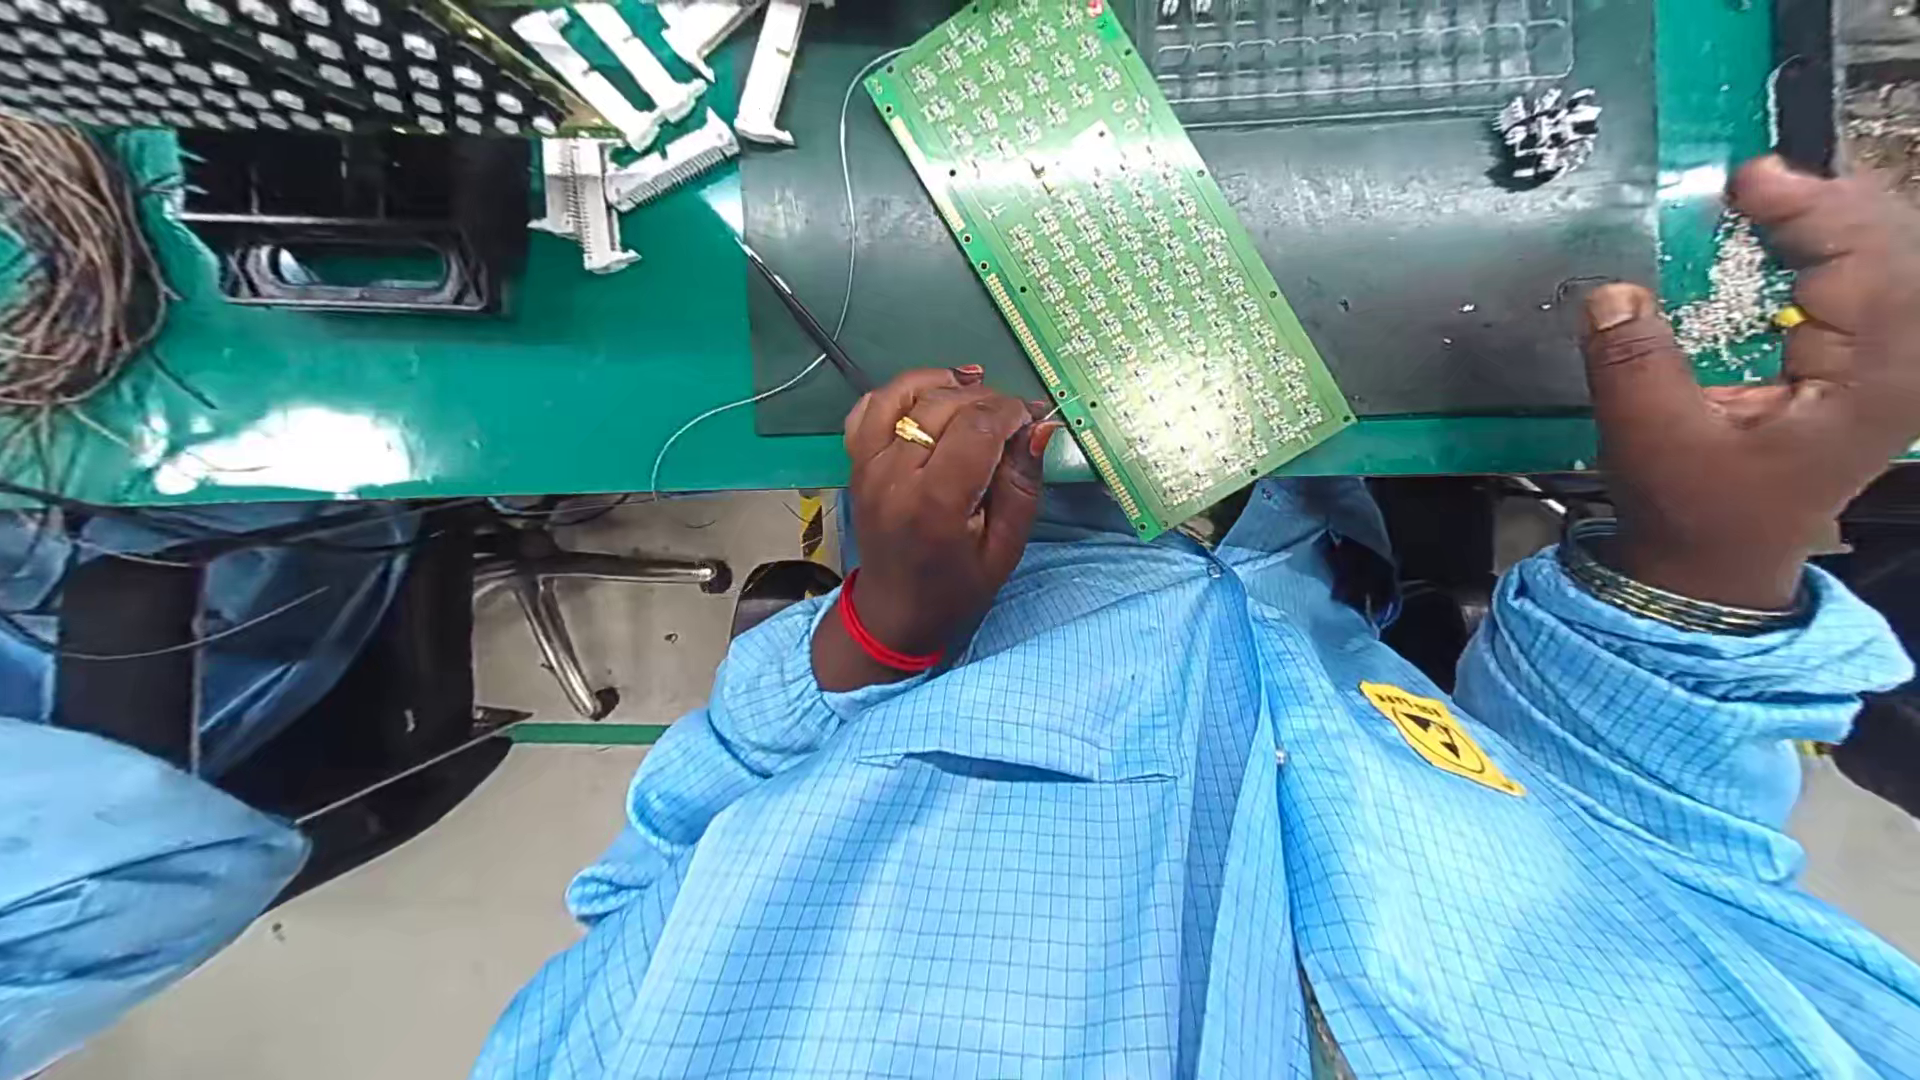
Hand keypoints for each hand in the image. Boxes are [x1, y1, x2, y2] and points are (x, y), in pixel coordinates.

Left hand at [811, 366, 1060, 690]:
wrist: (894, 611)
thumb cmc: (956, 587)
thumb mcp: (1005, 549)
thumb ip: (1022, 486)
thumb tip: (1040, 427)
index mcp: (935, 504)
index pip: (975, 428)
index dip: (1010, 412)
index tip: (1030, 418)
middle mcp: (894, 477)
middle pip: (941, 405)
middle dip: (986, 399)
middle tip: (1011, 416)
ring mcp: (867, 466)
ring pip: (902, 395)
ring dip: (943, 384)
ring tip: (975, 391)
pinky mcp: (855, 463)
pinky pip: (868, 408)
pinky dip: (899, 392)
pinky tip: (928, 397)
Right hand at [1580, 156, 1919, 608]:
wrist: (1715, 554)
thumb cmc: (1691, 503)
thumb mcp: (1650, 437)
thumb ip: (1631, 363)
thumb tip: (1608, 293)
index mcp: (1876, 370)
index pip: (1870, 257)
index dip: (1813, 208)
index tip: (1750, 178)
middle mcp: (1906, 357)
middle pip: (1895, 248)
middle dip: (1830, 205)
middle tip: (1757, 183)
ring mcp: (1889, 365)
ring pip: (1887, 263)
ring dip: (1832, 225)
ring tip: (1774, 202)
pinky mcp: (1860, 371)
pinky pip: (1860, 291)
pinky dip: (1823, 258)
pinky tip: (1791, 247)